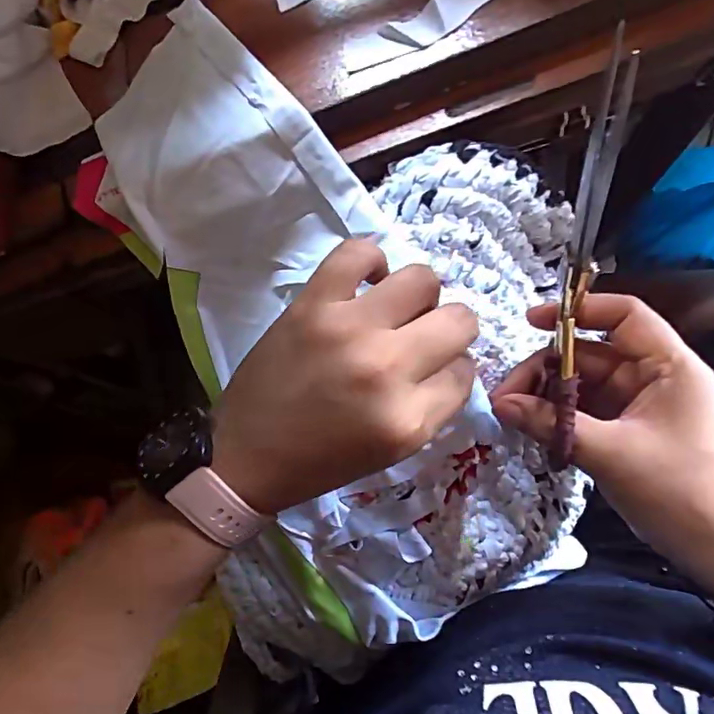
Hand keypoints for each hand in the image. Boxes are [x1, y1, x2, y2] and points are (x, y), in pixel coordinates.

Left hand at [211, 239, 478, 515]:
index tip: (429, 371)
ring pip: (422, 280)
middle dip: (448, 330)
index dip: (452, 368)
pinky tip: (366, 282)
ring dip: (417, 297)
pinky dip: (370, 261)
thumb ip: (430, 405)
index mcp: (409, 419)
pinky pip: (358, 253)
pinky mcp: (312, 306)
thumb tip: (451, 357)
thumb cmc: (320, 460)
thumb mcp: (392, 449)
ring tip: (391, 312)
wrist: (247, 457)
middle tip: (416, 339)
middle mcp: (388, 369)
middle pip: (459, 321)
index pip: (466, 371)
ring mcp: (349, 330)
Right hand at [488, 293, 713, 598]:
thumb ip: (552, 424)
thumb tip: (500, 404)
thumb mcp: (610, 453)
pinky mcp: (626, 430)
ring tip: (510, 412)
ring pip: (582, 383)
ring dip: (546, 394)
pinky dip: (557, 415)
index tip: (531, 320)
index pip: (625, 315)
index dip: (578, 310)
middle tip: (506, 394)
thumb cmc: (677, 490)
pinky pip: (584, 410)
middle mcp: (653, 377)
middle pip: (591, 353)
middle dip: (546, 369)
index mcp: (669, 366)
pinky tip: (530, 425)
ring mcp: (639, 405)